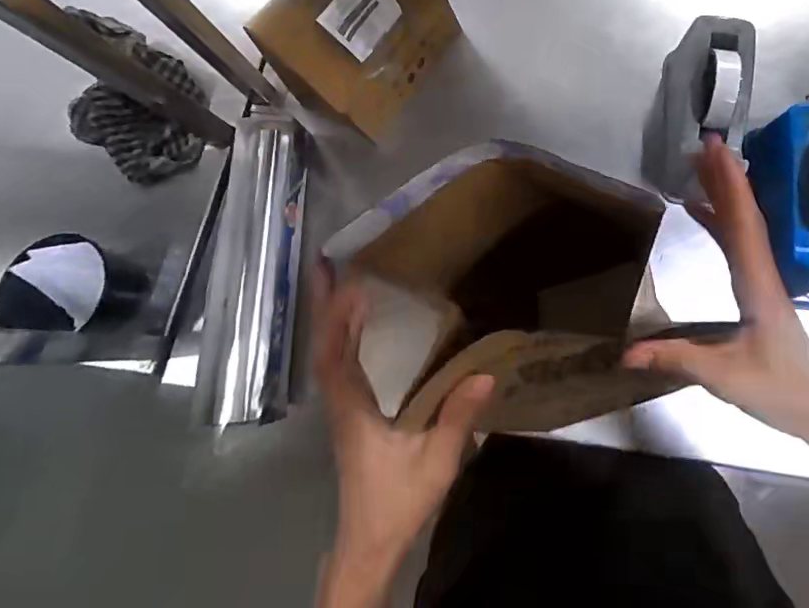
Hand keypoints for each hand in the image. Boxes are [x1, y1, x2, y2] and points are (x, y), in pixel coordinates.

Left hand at [314, 262, 493, 607]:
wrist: (369, 544)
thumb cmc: (397, 503)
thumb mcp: (435, 463)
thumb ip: (457, 419)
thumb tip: (485, 373)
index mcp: (352, 411)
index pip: (334, 357)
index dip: (338, 320)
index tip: (349, 284)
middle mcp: (340, 403)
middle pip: (323, 347)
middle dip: (324, 305)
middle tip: (325, 265)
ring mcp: (341, 409)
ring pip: (328, 354)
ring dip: (331, 317)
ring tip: (339, 281)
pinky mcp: (348, 414)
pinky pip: (338, 364)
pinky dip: (343, 335)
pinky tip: (358, 322)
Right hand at [623, 136, 808, 458]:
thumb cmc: (780, 393)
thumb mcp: (724, 379)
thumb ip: (676, 359)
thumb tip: (625, 353)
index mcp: (757, 284)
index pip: (742, 225)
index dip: (729, 185)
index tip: (716, 151)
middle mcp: (763, 273)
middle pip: (745, 216)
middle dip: (726, 177)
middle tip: (705, 143)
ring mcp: (763, 281)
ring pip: (744, 227)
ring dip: (724, 194)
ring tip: (700, 165)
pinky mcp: (759, 292)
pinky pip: (737, 244)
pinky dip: (719, 221)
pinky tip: (700, 211)